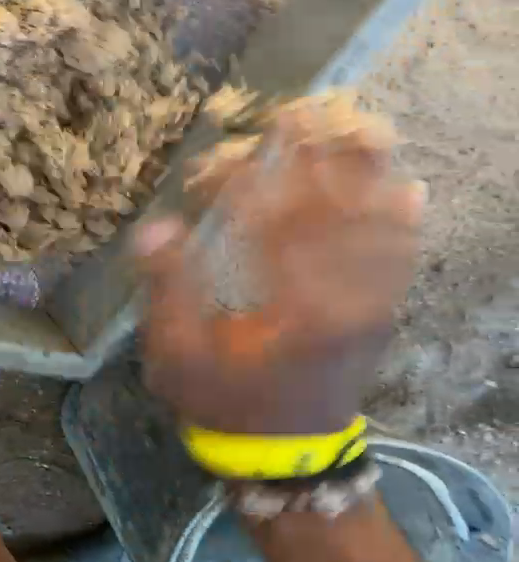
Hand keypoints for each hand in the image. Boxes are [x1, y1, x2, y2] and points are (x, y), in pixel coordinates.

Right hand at [132, 100, 424, 434]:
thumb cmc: (220, 394)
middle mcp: (345, 300)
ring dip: (367, 178)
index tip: (231, 155)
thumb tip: (155, 228)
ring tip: (358, 129)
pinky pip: (399, 258)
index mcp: (291, 310)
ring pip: (377, 231)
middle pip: (338, 220)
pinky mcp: (379, 311)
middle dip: (320, 164)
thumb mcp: (176, 350)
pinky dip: (403, 221)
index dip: (254, 190)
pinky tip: (407, 190)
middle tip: (307, 115)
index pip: (277, 233)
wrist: (284, 446)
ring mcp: (371, 305)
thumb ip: (170, 288)